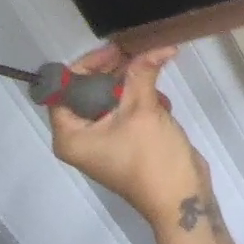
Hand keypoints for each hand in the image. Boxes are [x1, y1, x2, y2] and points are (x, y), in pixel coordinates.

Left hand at [48, 43, 209, 229]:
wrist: (179, 195)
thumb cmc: (150, 156)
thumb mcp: (143, 110)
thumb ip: (142, 74)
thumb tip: (157, 48)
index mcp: (71, 135)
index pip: (64, 90)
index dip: (87, 66)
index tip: (117, 50)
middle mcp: (83, 137)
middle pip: (89, 91)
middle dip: (115, 70)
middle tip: (140, 52)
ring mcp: (106, 140)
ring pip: (112, 98)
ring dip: (133, 83)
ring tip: (155, 71)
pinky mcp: (128, 140)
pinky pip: (128, 109)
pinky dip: (143, 98)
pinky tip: (162, 100)